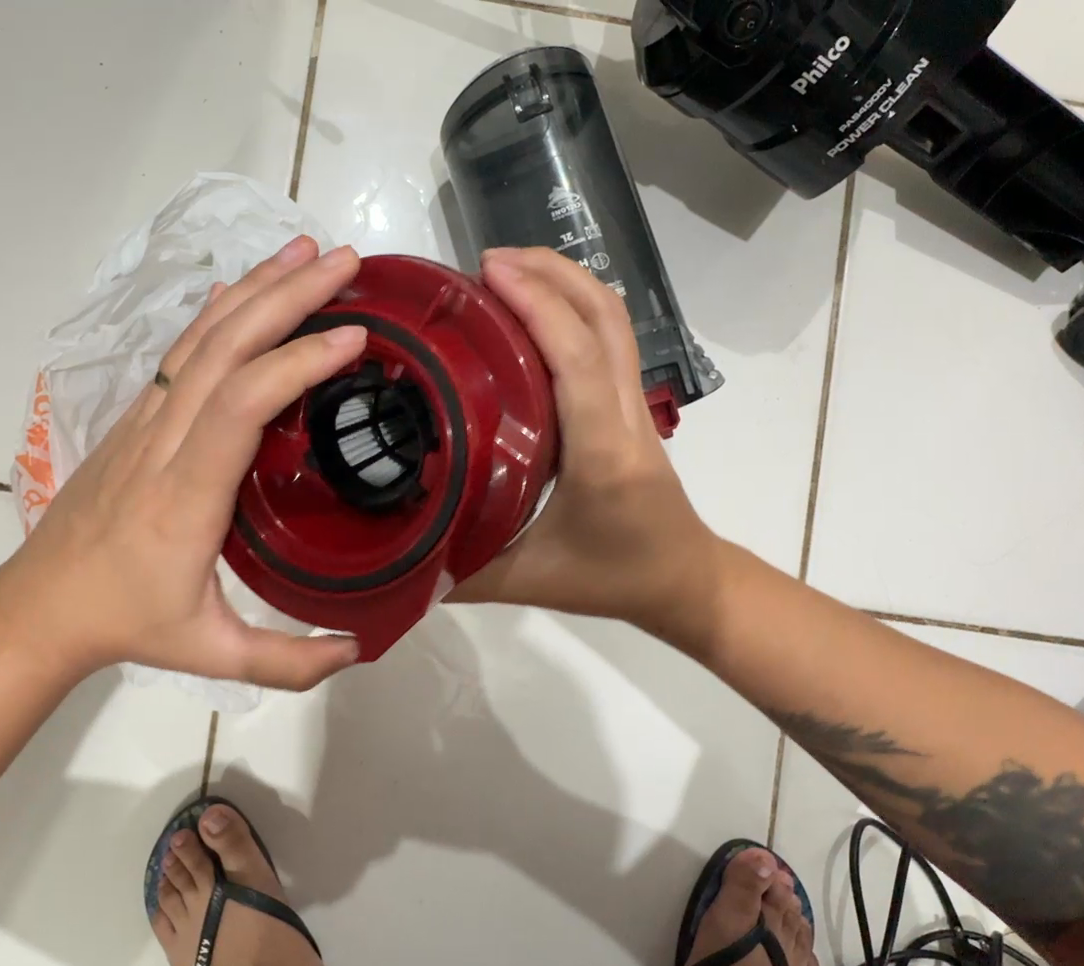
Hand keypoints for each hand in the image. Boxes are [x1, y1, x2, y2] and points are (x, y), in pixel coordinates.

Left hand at [0, 236, 366, 688]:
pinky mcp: (134, 420)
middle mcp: (162, 443)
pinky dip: (217, 313)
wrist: (42, 604)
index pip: (240, 406)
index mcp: (187, 497)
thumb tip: (360, 649)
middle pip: (222, 349)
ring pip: (198, 339)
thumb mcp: (211, 655)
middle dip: (286, 297)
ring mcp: (143, 424)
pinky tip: (241, 290)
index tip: (354, 336)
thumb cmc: (128, 624)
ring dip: (254, 289)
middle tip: (346, 262)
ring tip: (305, 252)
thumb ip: (287, 661)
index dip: (296, 362)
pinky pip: (180, 354)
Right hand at [450, 247, 724, 638]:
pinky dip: (574, 308)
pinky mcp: (631, 408)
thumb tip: (397, 556)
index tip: (489, 273)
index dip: (539, 306)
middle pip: (605, 318)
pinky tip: (533, 313)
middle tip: (486, 263)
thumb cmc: (613, 581)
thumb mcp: (529, 584)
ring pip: (615, 321)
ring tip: (506, 271)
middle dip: (551, 273)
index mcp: (602, 455)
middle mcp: (625, 417)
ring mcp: (635, 407)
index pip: (578, 360)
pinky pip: (611, 340)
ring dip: (567, 281)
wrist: (686, 583)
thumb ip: (462, 573)